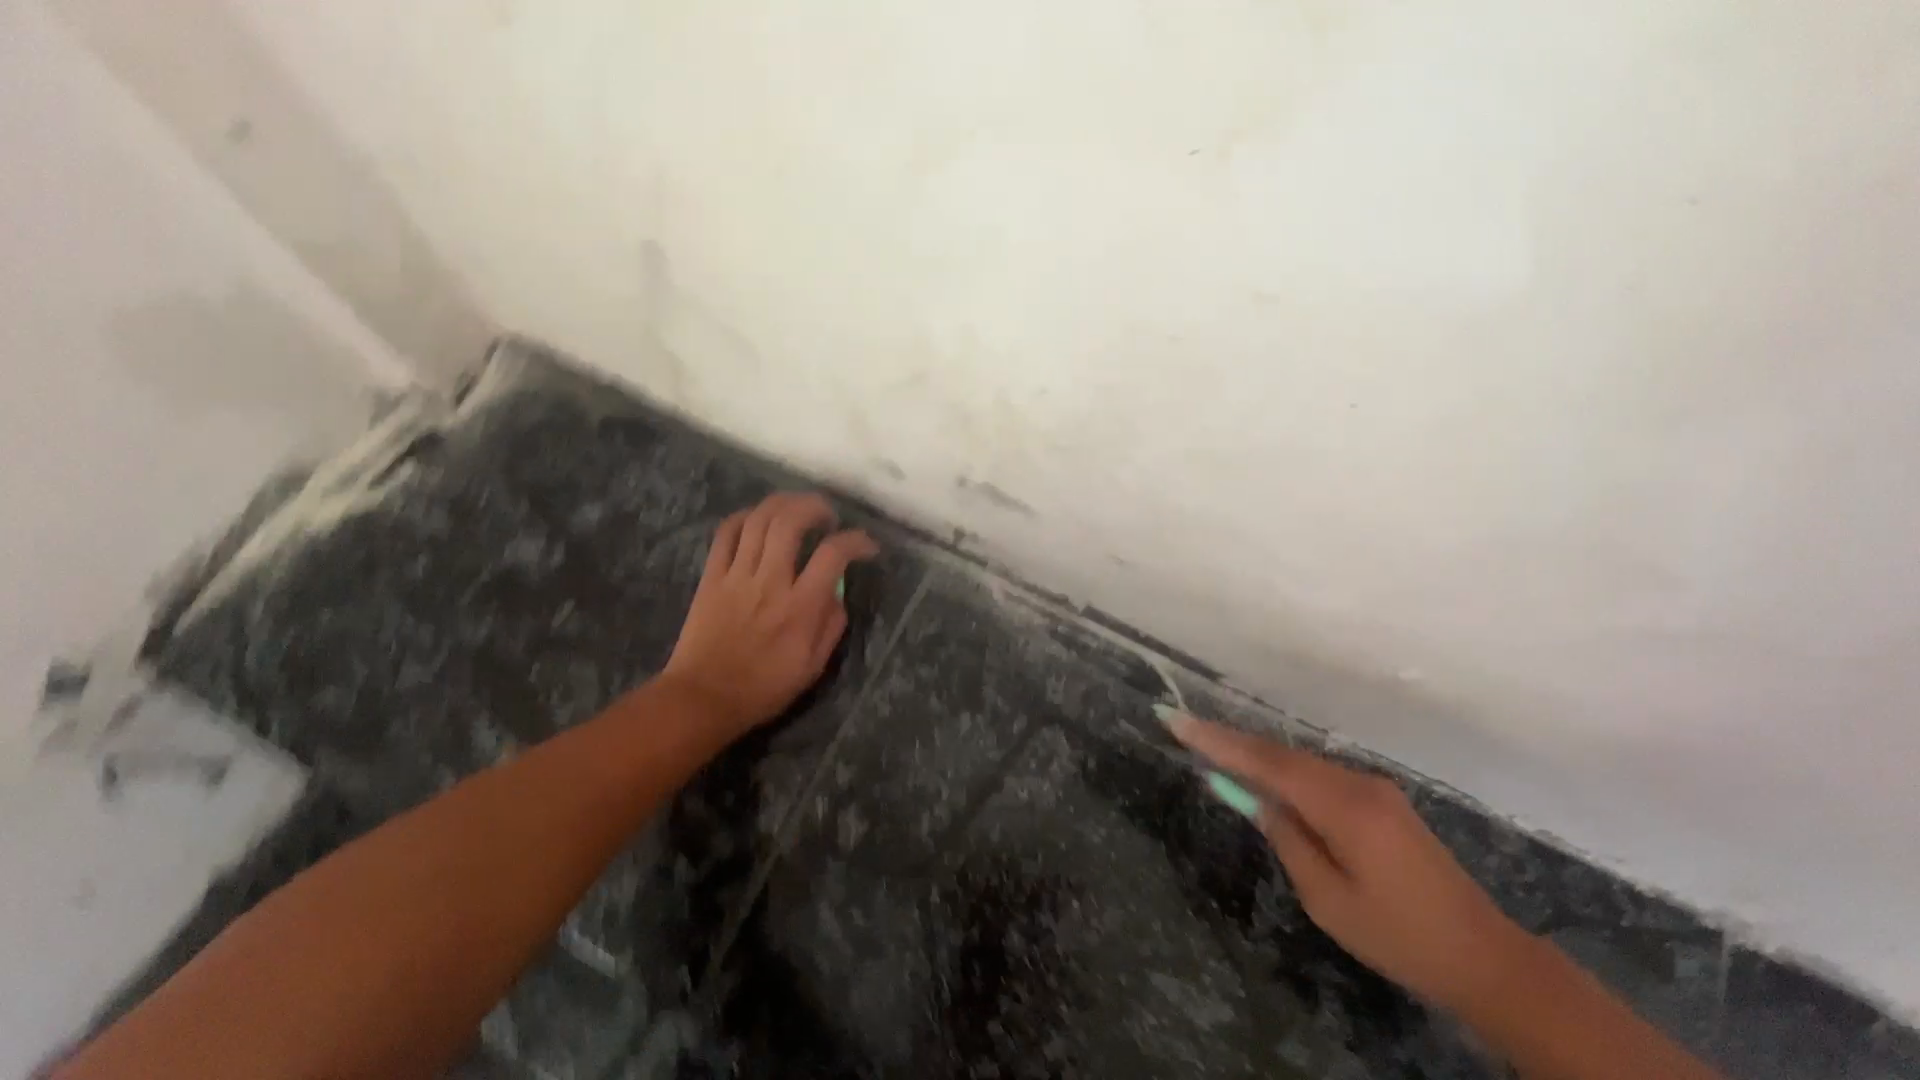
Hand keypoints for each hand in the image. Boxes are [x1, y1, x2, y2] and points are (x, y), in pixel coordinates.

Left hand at [662, 493, 878, 734]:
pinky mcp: (711, 576)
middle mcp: (770, 582)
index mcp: (800, 607)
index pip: (833, 555)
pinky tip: (759, 519)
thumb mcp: (813, 667)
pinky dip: (746, 517)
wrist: (704, 697)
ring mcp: (737, 575)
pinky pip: (726, 533)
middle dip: (815, 507)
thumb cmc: (763, 689)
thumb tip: (836, 594)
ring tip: (797, 508)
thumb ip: (831, 626)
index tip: (866, 546)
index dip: (856, 541)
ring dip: (783, 504)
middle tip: (827, 516)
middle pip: (791, 521)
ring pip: (759, 519)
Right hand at [1168, 713, 1534, 1011]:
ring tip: (1211, 750)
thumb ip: (1289, 841)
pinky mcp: (1384, 804)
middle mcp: (1360, 784)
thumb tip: (1258, 802)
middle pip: (1283, 755)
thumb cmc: (1399, 937)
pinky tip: (1264, 780)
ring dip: (1258, 757)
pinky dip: (1286, 774)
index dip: (1219, 742)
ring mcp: (1376, 791)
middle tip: (1184, 729)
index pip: (1268, 763)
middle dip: (1232, 741)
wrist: (1483, 955)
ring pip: (1302, 764)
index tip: (1177, 722)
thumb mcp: (1328, 900)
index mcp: (1345, 806)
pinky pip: (1321, 778)